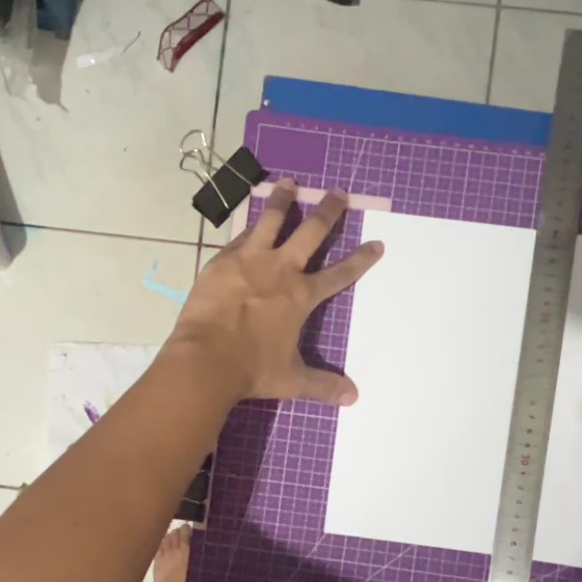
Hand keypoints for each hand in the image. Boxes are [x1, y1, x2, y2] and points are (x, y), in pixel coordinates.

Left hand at [165, 179, 382, 404]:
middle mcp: (280, 269)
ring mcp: (248, 261)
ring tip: (289, 183)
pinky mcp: (220, 262)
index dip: (360, 259)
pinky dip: (248, 228)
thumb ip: (322, 385)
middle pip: (311, 232)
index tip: (376, 243)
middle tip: (339, 192)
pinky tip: (249, 223)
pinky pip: (238, 238)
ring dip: (283, 201)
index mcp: (302, 295)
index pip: (340, 274)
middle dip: (328, 211)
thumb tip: (352, 398)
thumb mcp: (291, 380)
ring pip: (271, 221)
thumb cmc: (252, 370)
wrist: (205, 359)